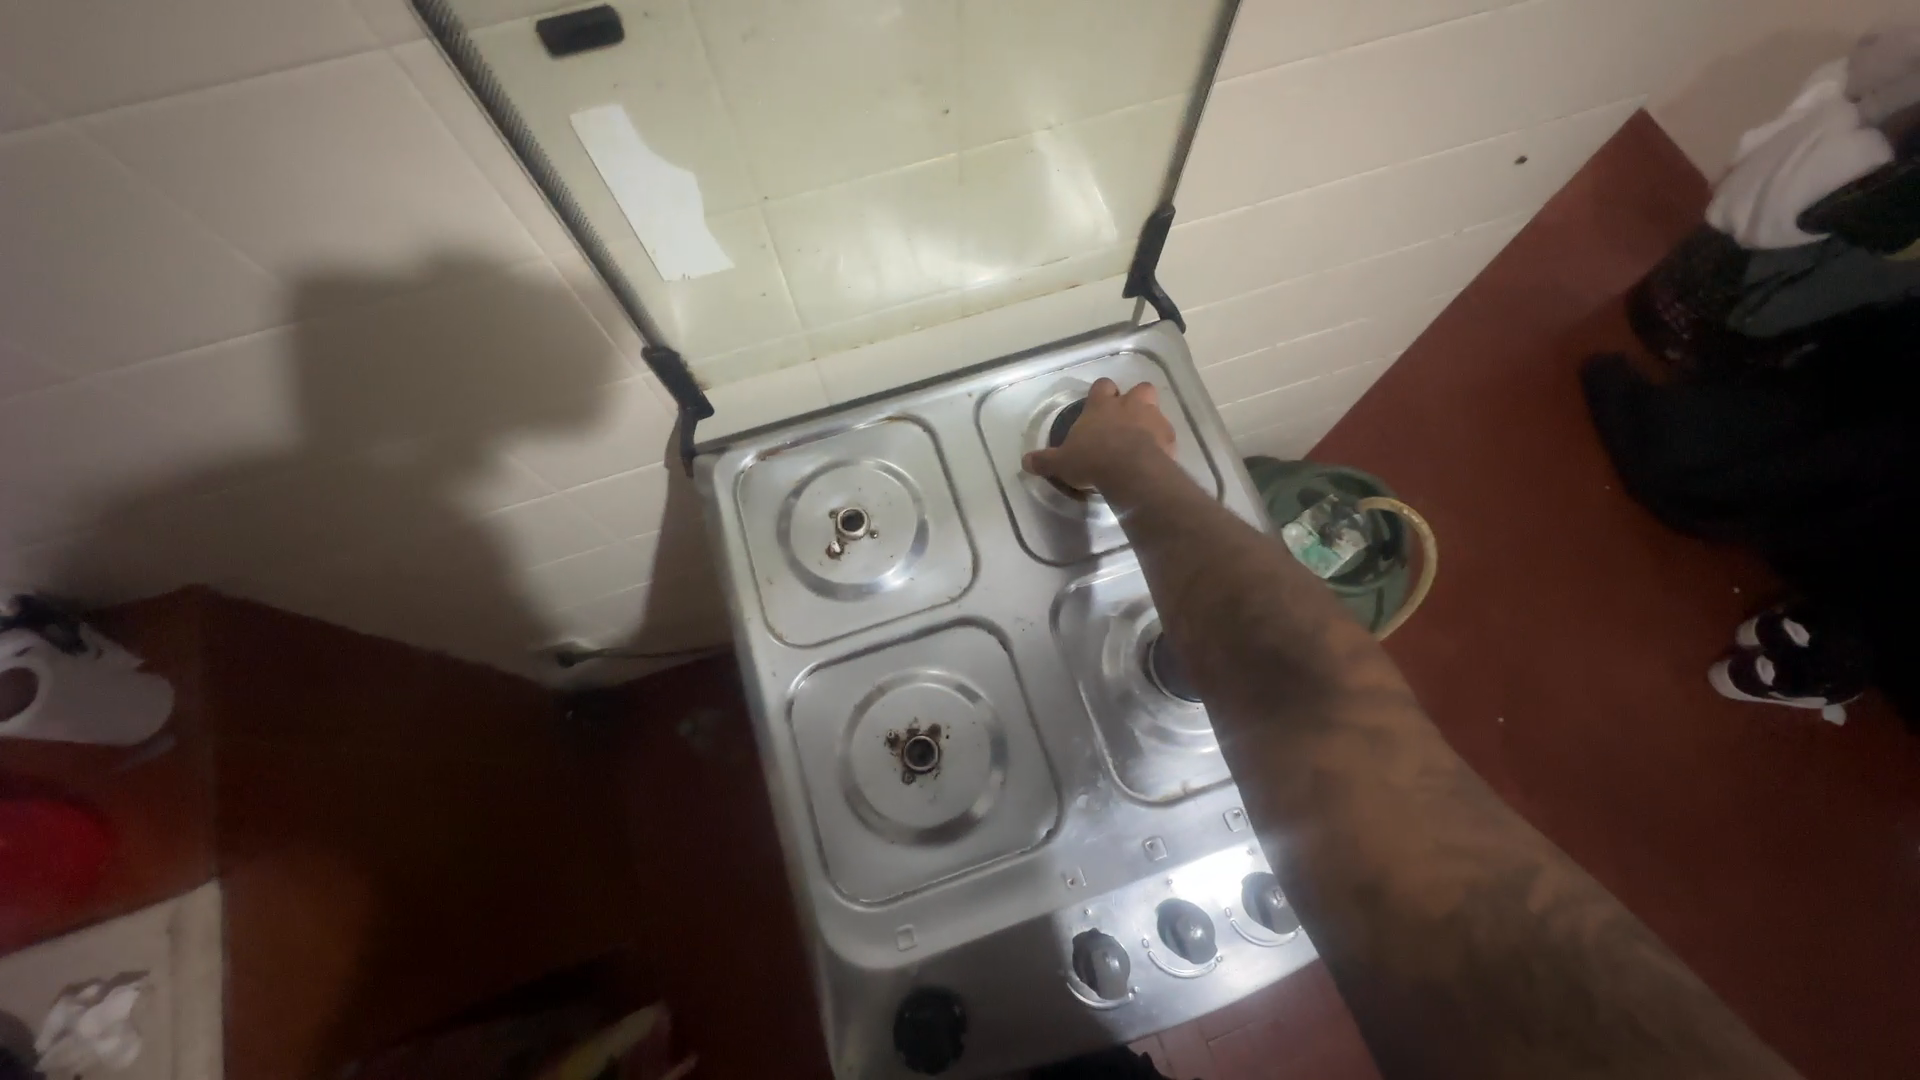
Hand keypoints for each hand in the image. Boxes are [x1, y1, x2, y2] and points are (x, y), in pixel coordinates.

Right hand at [1022, 378, 1175, 492]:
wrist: (1130, 471)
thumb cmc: (1092, 460)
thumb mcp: (1062, 463)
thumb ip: (1045, 460)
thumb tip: (1025, 461)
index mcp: (1101, 405)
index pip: (1102, 387)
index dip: (1101, 394)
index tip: (1098, 406)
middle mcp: (1129, 405)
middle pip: (1137, 389)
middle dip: (1133, 400)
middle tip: (1125, 419)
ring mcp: (1152, 418)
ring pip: (1155, 407)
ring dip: (1150, 419)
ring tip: (1142, 437)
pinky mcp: (1169, 437)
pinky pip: (1167, 435)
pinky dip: (1162, 442)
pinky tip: (1155, 457)